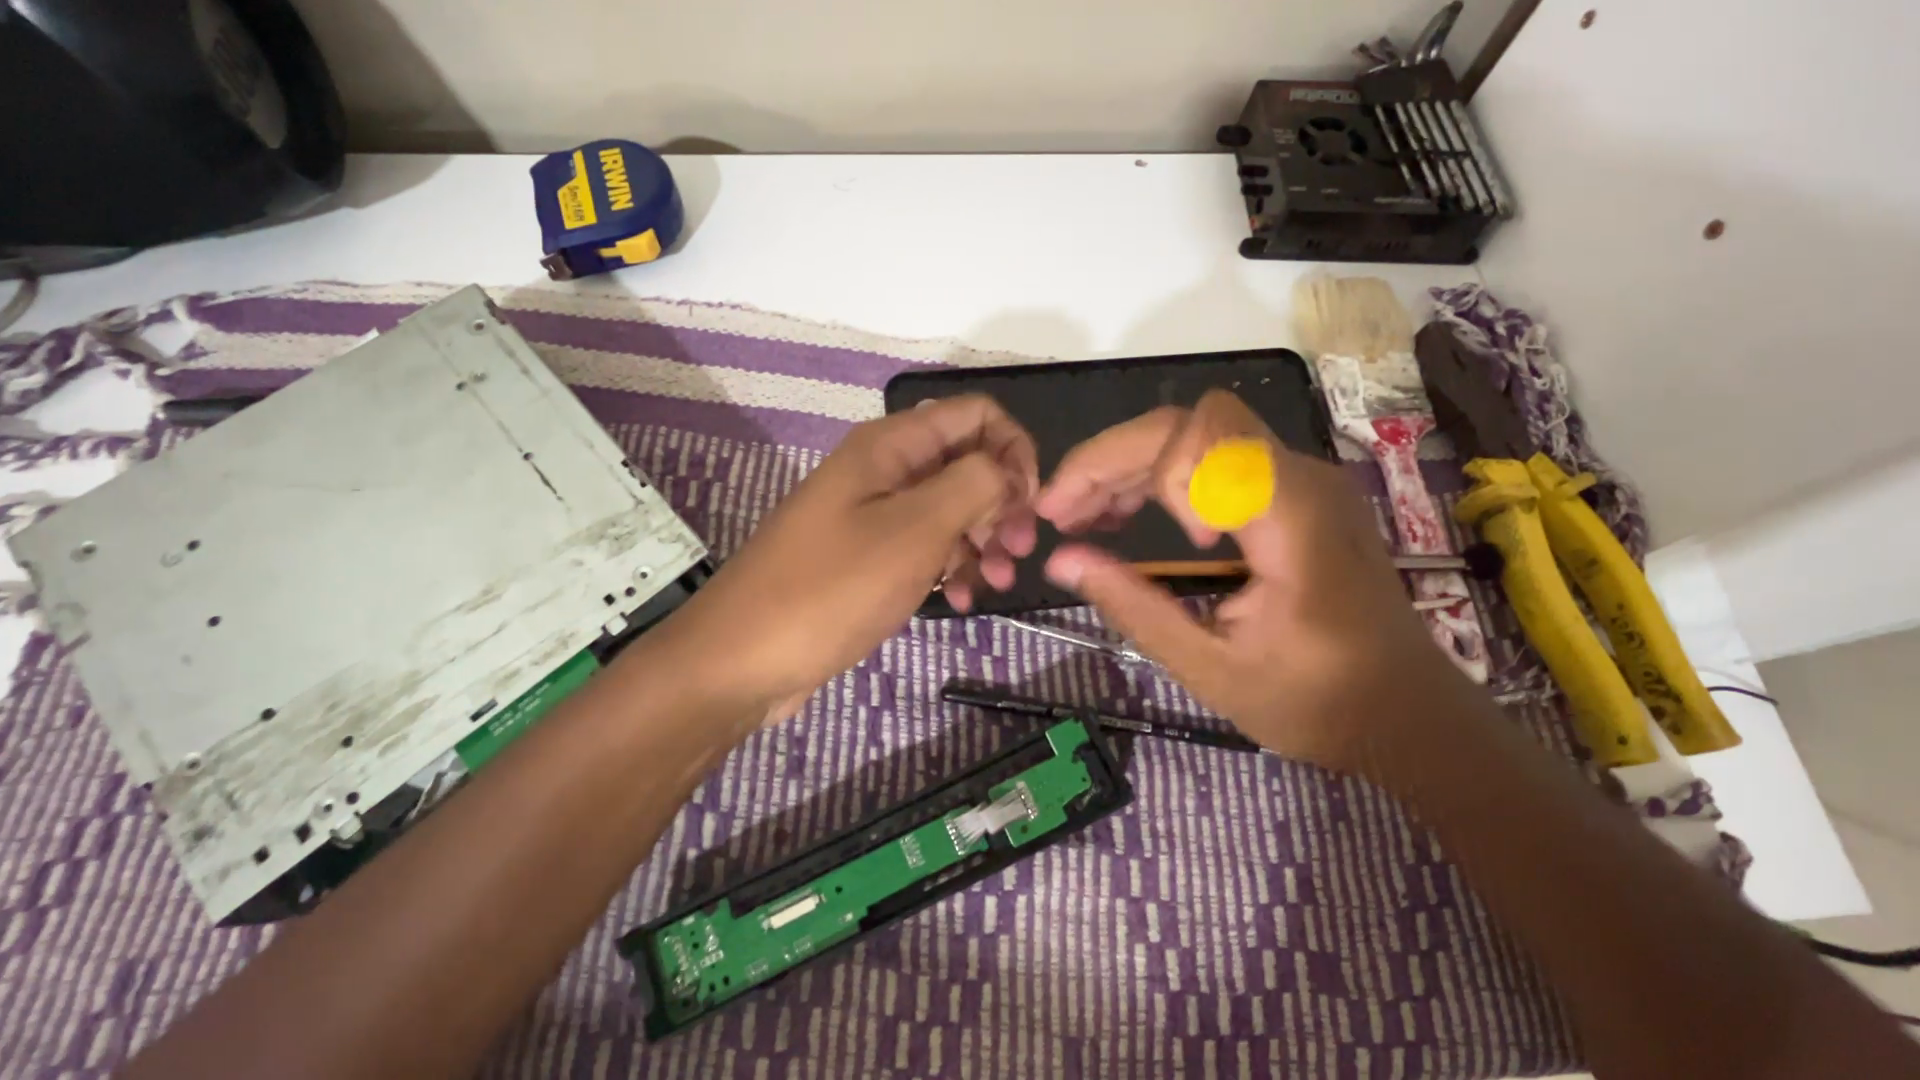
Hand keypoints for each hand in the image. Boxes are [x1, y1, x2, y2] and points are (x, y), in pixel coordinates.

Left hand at [675, 395, 1037, 723]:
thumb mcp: (914, 531)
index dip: (1014, 450)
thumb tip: (1008, 468)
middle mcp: (882, 471)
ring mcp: (872, 516)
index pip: (975, 416)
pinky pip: (923, 548)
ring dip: (982, 541)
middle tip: (1017, 552)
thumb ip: (973, 485)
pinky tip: (961, 602)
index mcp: (890, 447)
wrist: (743, 660)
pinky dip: (950, 568)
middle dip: (1001, 502)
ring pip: (949, 510)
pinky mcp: (865, 559)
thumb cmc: (831, 589)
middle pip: (965, 463)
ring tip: (996, 584)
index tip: (1030, 505)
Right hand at [1034, 389, 1468, 772]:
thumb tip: (1062, 560)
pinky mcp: (1302, 499)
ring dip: (1139, 466)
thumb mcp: (1213, 668)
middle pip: (1193, 424)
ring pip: (1206, 437)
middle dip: (1116, 459)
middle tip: (1062, 513)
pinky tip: (1142, 517)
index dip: (1118, 461)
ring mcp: (1307, 484)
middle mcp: (1302, 479)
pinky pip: (1226, 463)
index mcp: (1289, 515)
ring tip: (1087, 516)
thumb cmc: (1319, 702)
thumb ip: (1137, 607)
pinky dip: (1172, 480)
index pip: (1195, 434)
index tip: (1069, 519)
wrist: (1411, 716)